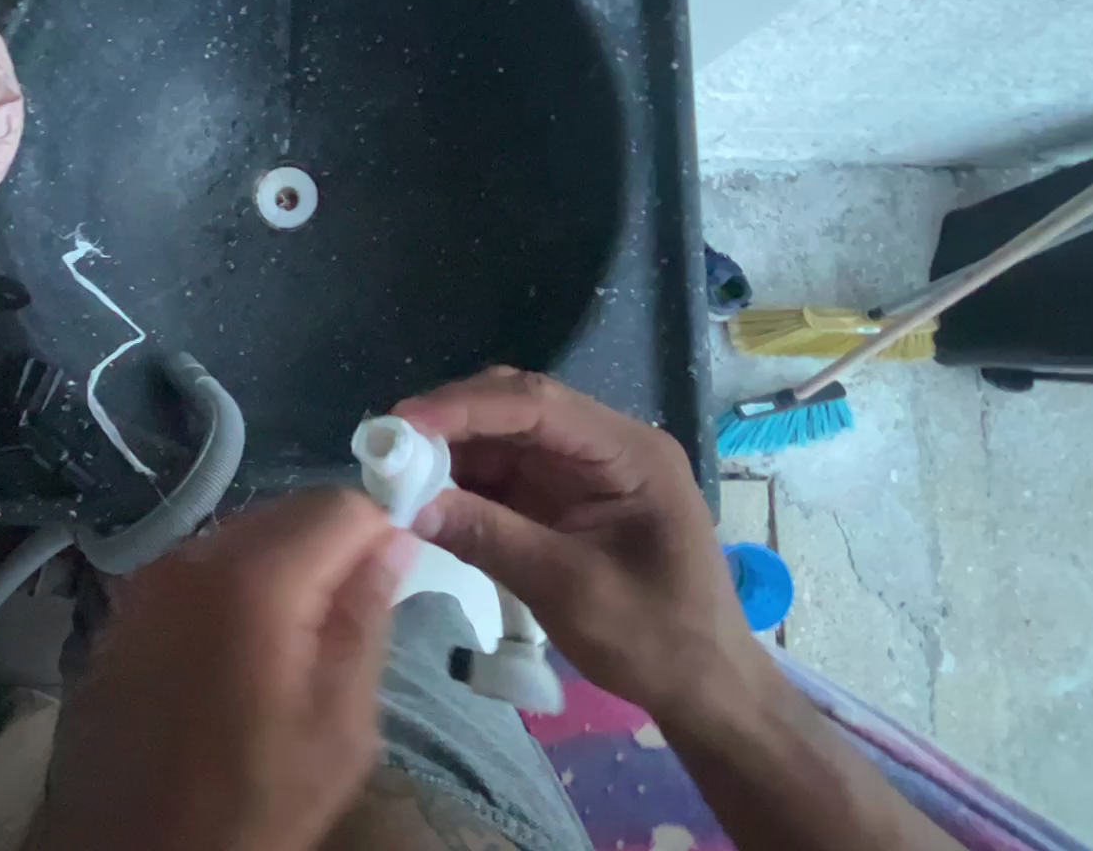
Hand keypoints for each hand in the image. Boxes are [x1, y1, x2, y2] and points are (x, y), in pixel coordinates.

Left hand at [30, 489, 418, 850]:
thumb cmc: (247, 804)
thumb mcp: (337, 728)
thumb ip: (365, 618)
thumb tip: (394, 541)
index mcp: (253, 580)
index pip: (339, 506)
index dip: (377, 531)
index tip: (391, 574)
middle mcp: (195, 554)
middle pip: (289, 508)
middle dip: (332, 543)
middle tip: (347, 612)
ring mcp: (154, 571)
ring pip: (247, 527)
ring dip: (285, 558)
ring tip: (295, 632)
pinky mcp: (131, 596)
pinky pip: (205, 557)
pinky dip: (239, 575)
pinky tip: (242, 637)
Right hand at [395, 367, 768, 724]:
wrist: (702, 687)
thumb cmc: (656, 638)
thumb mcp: (570, 589)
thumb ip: (490, 538)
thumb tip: (409, 506)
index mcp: (626, 451)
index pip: (536, 405)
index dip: (465, 406)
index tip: (405, 422)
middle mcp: (600, 443)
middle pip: (514, 406)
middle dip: (450, 419)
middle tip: (389, 442)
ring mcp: (577, 465)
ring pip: (499, 433)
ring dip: (448, 446)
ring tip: (395, 466)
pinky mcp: (556, 491)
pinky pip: (498, 468)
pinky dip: (458, 476)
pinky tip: (425, 489)